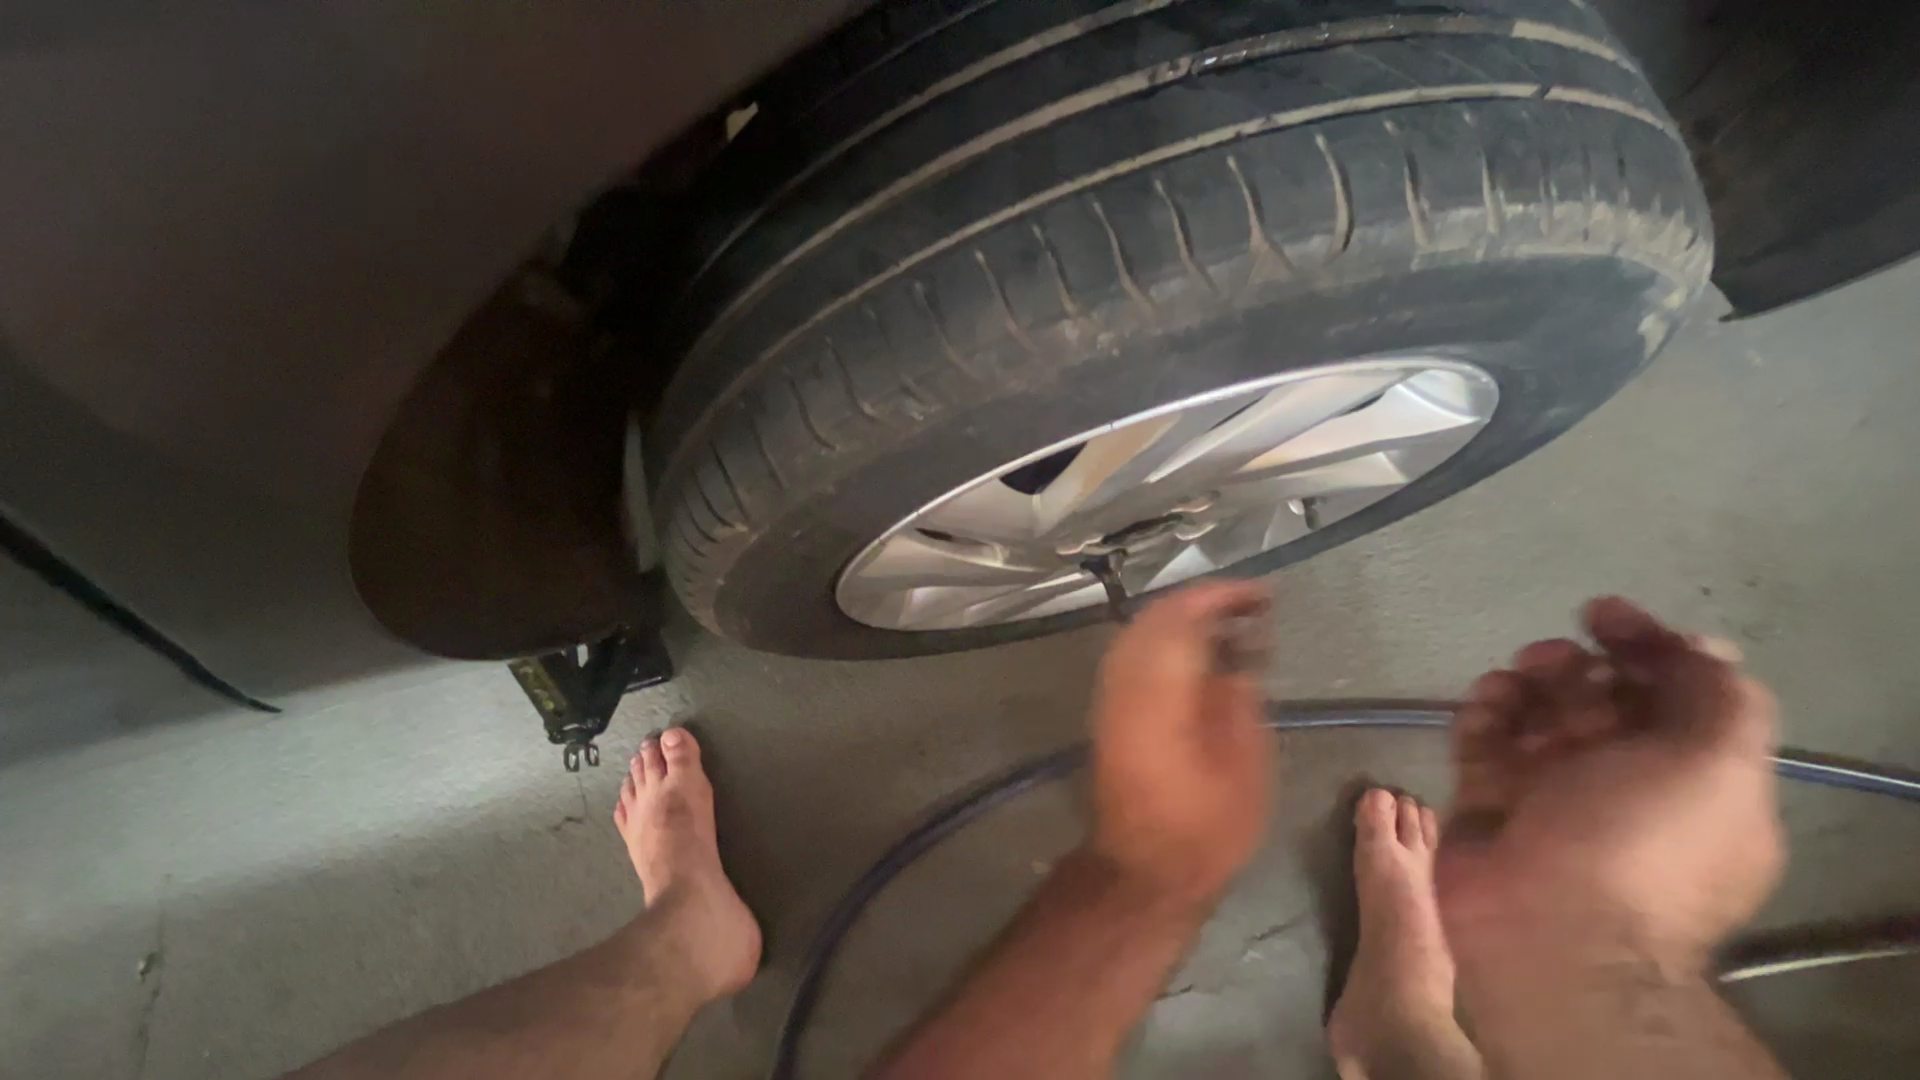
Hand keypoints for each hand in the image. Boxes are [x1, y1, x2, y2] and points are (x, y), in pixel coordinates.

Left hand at [1086, 581, 1274, 906]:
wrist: (1140, 868)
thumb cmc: (1204, 827)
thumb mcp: (1245, 767)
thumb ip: (1239, 699)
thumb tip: (1239, 653)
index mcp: (1161, 692)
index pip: (1184, 617)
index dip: (1221, 596)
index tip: (1260, 593)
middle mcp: (1126, 682)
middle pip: (1155, 616)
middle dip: (1200, 601)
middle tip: (1248, 605)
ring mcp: (1110, 696)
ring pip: (1139, 631)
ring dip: (1180, 616)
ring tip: (1228, 623)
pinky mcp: (1107, 711)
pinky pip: (1131, 653)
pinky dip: (1162, 638)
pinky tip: (1193, 651)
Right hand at [1436, 597, 1784, 976]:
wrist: (1545, 926)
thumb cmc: (1637, 843)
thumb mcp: (1715, 768)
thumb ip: (1719, 697)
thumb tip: (1702, 645)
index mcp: (1688, 779)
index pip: (1673, 695)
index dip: (1646, 646)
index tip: (1603, 612)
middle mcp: (1621, 781)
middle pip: (1598, 698)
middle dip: (1578, 665)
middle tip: (1553, 658)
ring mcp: (1549, 790)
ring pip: (1536, 712)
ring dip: (1527, 682)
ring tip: (1513, 681)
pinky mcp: (1488, 796)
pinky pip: (1484, 737)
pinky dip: (1485, 711)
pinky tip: (1486, 701)